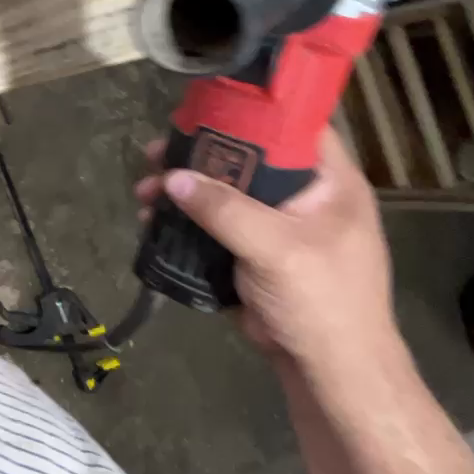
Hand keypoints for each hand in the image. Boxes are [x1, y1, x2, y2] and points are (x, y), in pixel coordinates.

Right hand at [134, 130, 398, 373]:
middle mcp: (302, 196)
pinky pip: (209, 219)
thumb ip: (224, 209)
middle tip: (157, 152)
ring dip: (180, 187)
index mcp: (329, 185)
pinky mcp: (249, 247)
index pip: (296, 128)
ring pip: (221, 188)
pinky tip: (150, 218)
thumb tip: (171, 178)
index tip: (204, 105)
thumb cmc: (321, 301)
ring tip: (144, 191)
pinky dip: (180, 216)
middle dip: (196, 153)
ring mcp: (275, 223)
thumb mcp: (276, 248)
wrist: (326, 368)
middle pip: (244, 157)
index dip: (254, 111)